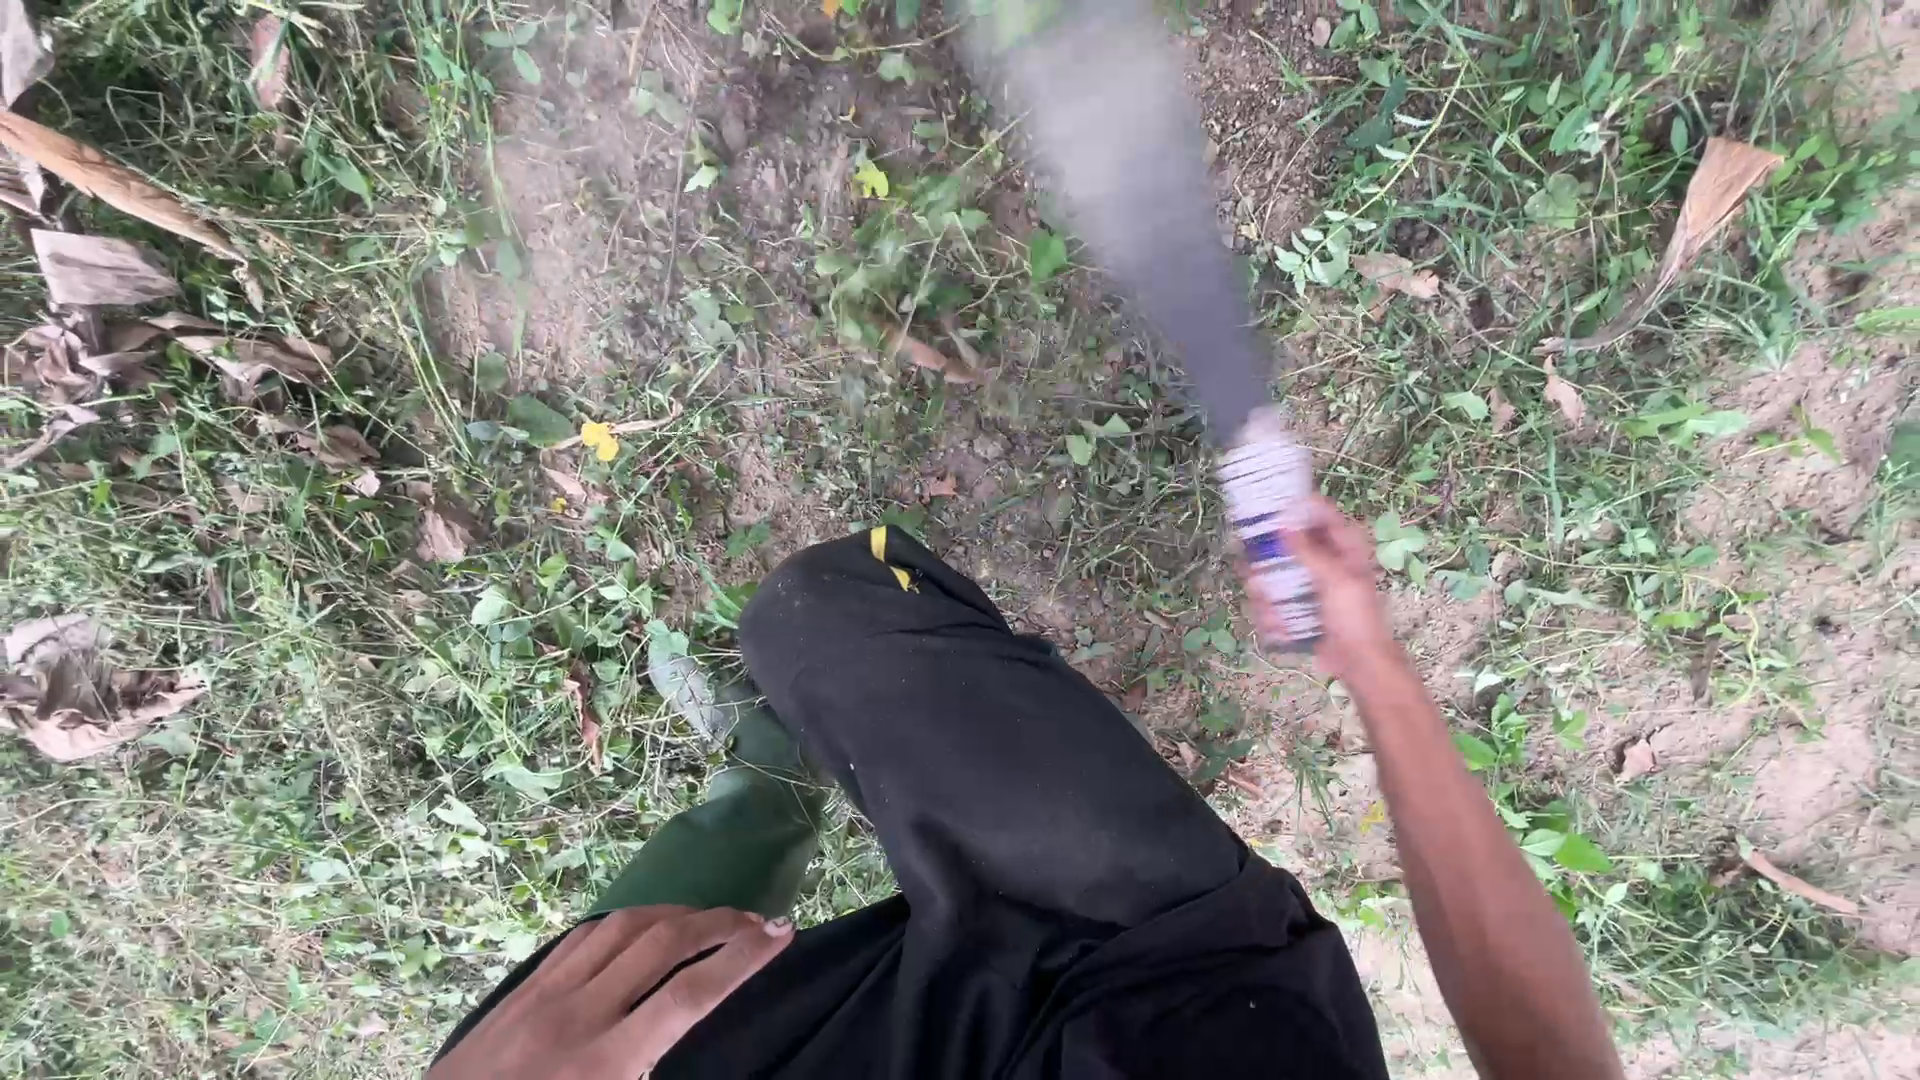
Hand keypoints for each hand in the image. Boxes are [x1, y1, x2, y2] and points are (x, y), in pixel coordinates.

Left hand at [429, 905, 791, 1079]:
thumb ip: (651, 1076)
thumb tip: (694, 1040)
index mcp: (602, 1068)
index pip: (691, 994)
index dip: (744, 958)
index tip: (783, 932)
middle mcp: (578, 1018)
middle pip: (665, 940)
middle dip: (721, 923)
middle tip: (758, 922)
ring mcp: (545, 995)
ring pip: (627, 924)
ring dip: (679, 913)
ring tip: (712, 920)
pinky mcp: (522, 989)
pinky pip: (587, 934)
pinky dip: (630, 920)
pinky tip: (647, 927)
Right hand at [1247, 495, 1398, 680]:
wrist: (1359, 662)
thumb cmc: (1355, 617)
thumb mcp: (1335, 580)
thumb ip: (1309, 550)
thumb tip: (1283, 523)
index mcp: (1343, 546)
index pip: (1319, 513)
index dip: (1295, 507)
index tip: (1268, 511)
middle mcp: (1324, 559)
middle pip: (1286, 543)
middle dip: (1268, 561)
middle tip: (1255, 571)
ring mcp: (1308, 582)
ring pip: (1273, 573)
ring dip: (1266, 593)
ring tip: (1272, 610)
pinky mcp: (1296, 604)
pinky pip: (1273, 599)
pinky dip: (1271, 612)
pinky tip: (1279, 626)